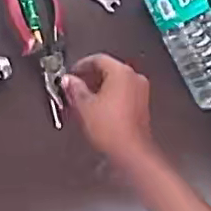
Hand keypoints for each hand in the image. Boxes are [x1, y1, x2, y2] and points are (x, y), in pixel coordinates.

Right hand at [61, 54, 160, 168]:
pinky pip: (123, 94)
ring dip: (99, 87)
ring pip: (116, 82)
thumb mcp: (84, 105)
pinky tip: (98, 108)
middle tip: (75, 85)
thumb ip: (74, 88)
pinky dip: (110, 97)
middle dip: (90, 77)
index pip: (98, 58)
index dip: (81, 65)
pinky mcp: (142, 106)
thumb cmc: (112, 129)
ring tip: (84, 99)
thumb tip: (69, 81)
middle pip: (108, 69)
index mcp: (121, 72)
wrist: (130, 152)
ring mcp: (141, 92)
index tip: (72, 73)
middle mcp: (134, 79)